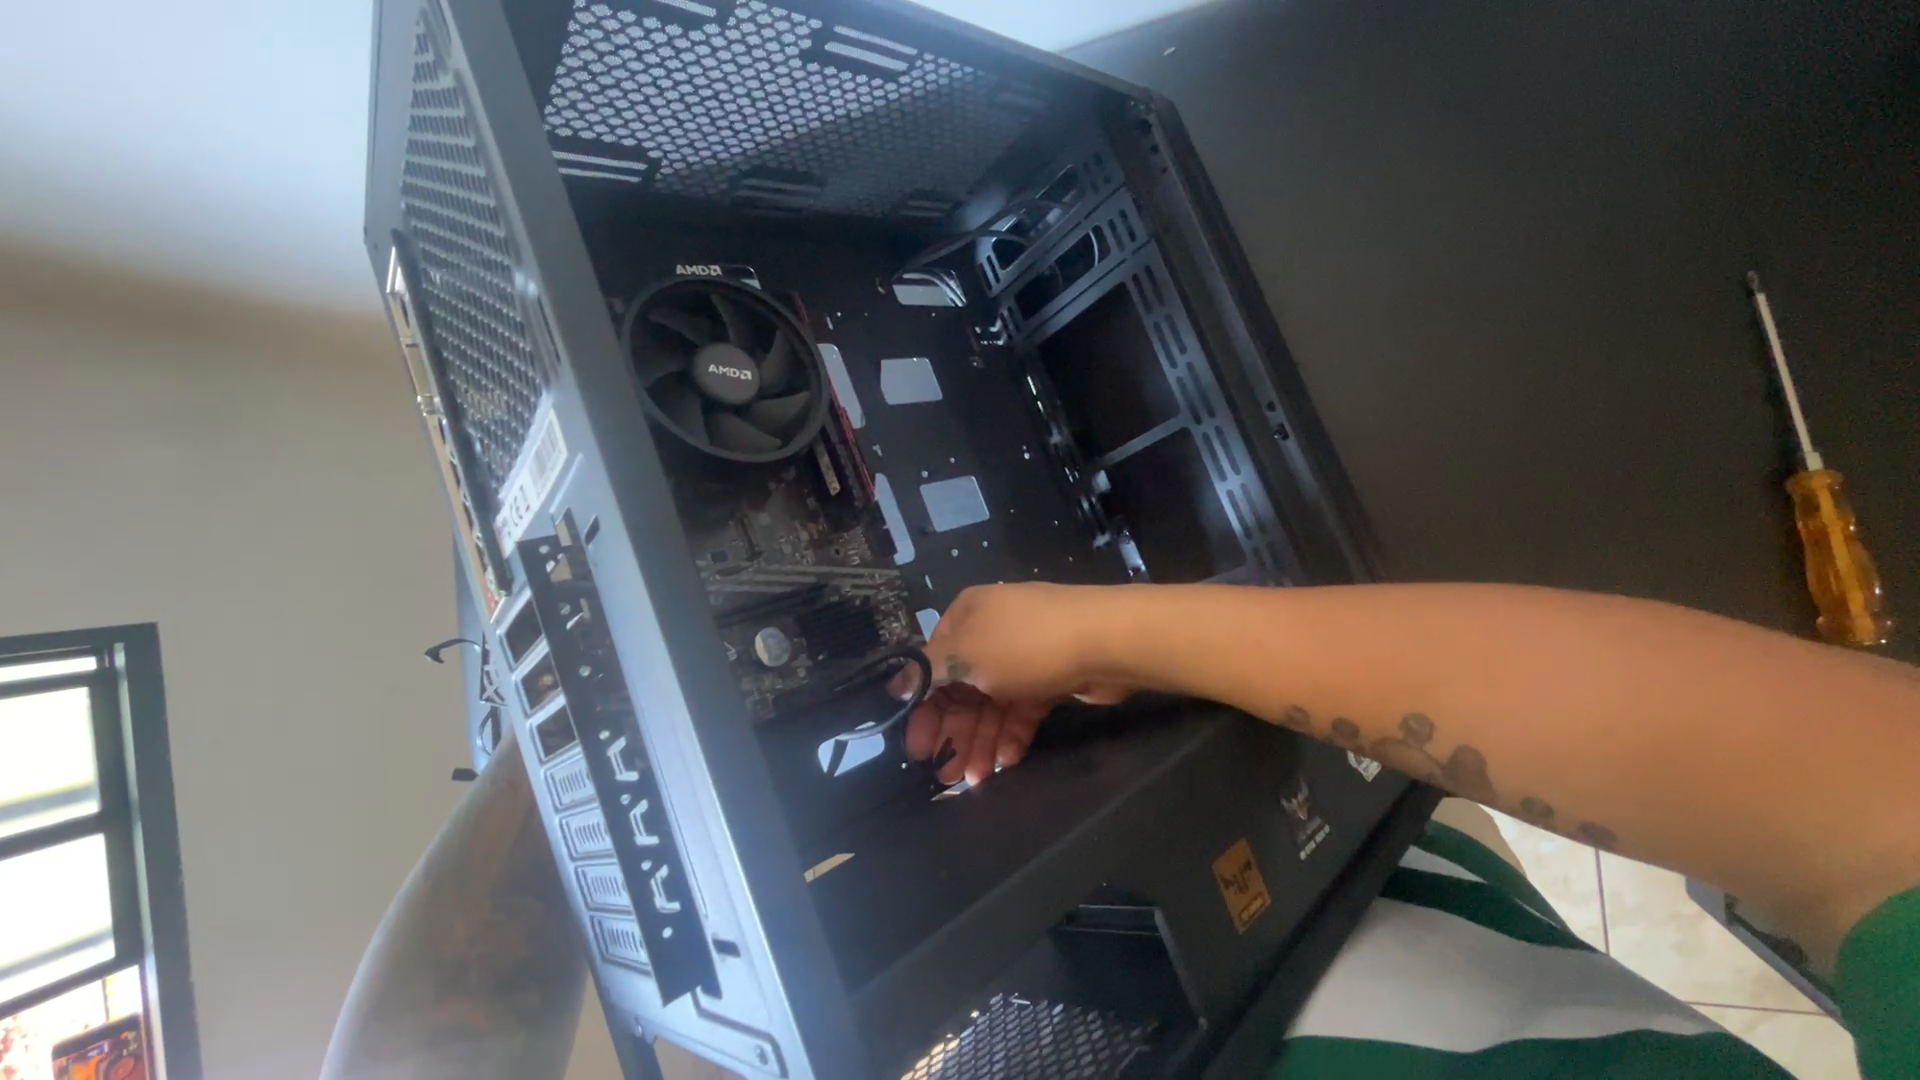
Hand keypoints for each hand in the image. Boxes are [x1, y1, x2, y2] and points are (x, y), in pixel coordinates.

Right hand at [897, 584, 1136, 784]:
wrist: (1105, 640)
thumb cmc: (1024, 643)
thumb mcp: (966, 654)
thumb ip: (928, 673)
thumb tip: (894, 685)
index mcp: (965, 617)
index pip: (933, 667)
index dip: (923, 709)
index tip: (918, 748)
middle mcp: (991, 633)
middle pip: (962, 690)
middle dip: (955, 733)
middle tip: (946, 775)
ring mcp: (1024, 656)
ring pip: (993, 704)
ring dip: (982, 741)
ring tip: (976, 778)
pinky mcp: (1051, 677)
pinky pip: (1022, 709)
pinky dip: (1012, 734)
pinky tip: (1005, 761)